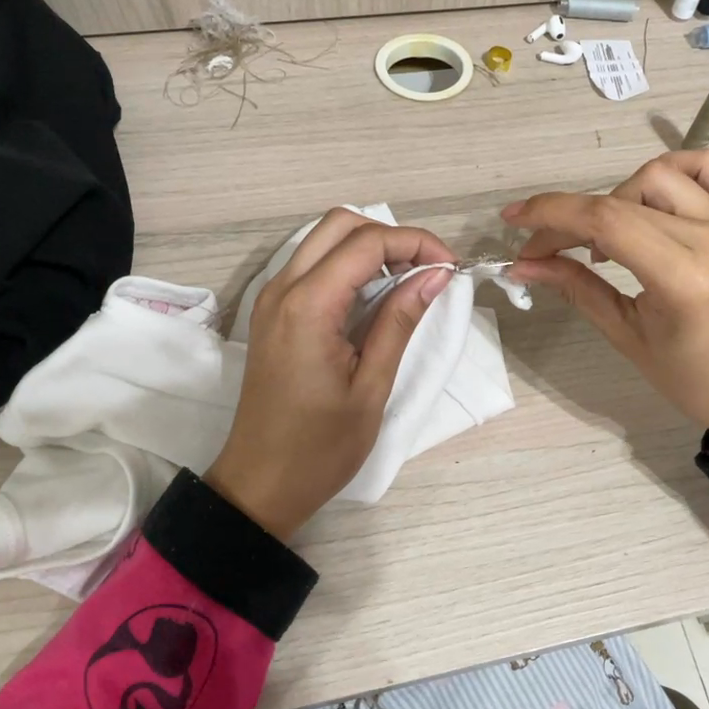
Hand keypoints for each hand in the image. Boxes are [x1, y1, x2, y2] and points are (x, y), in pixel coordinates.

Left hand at [204, 209, 454, 539]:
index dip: (416, 244)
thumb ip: (400, 322)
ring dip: (368, 247)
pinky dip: (347, 265)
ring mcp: (272, 298)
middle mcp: (283, 288)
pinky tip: (375, 297)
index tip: (450, 269)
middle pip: (340, 224)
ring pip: (323, 239)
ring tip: (407, 283)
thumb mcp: (371, 387)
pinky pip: (311, 264)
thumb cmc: (319, 447)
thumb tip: (435, 276)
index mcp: (308, 305)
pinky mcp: (272, 313)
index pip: (367, 242)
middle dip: (391, 236)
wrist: (259, 484)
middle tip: (427, 272)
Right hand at [504, 150, 708, 450]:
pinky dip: (670, 172)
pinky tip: (651, 203)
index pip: (605, 221)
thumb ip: (575, 288)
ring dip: (619, 196)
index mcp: (684, 279)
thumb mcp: (625, 335)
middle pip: (623, 198)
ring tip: (609, 236)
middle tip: (553, 250)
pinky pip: (707, 166)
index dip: (551, 215)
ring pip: (659, 173)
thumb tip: (522, 266)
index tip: (514, 221)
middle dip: (572, 217)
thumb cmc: (693, 377)